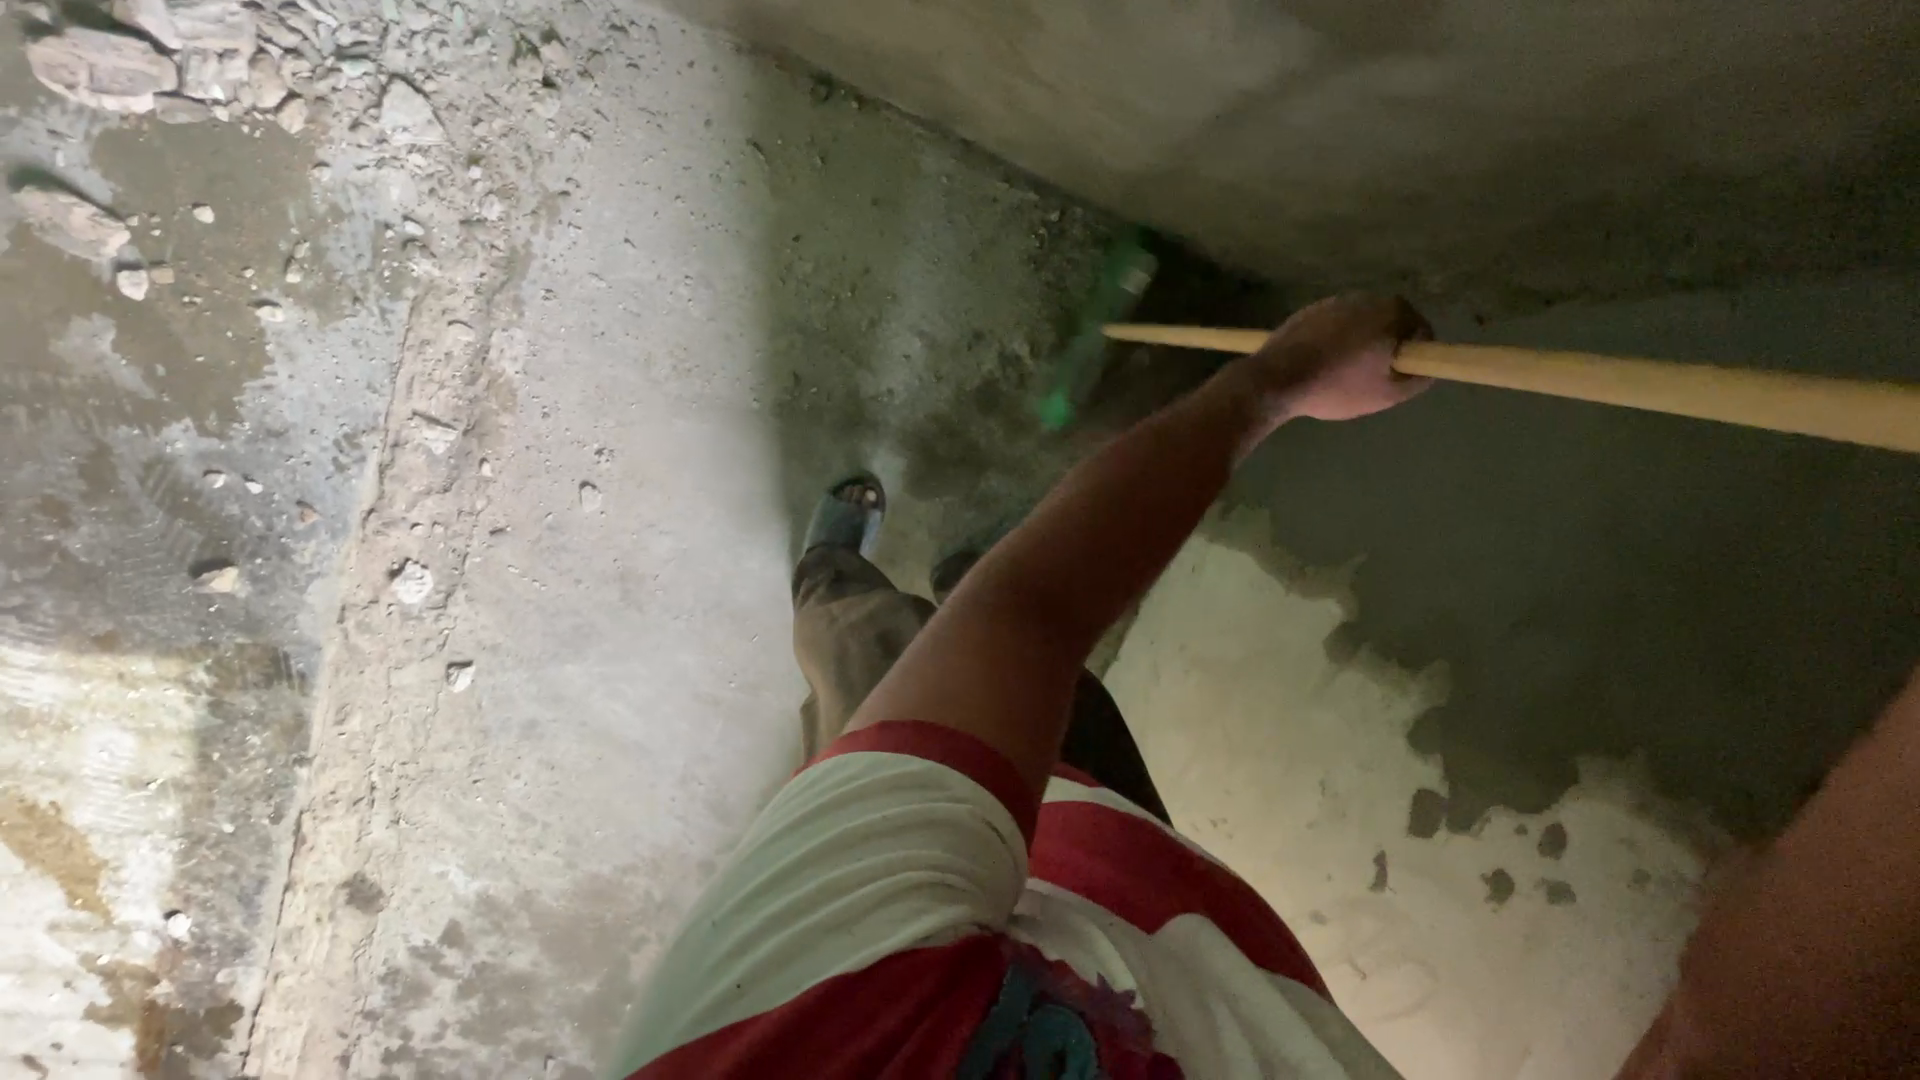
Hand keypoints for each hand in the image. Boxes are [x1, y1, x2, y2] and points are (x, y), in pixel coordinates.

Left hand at [1236, 293, 1434, 422]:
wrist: (1275, 380)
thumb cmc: (1336, 386)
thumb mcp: (1389, 393)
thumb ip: (1419, 377)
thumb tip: (1425, 367)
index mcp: (1393, 309)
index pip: (1419, 333)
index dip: (1411, 359)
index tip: (1391, 379)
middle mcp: (1366, 296)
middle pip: (1388, 327)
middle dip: (1382, 351)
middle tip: (1365, 380)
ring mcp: (1333, 301)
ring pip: (1358, 328)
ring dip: (1355, 347)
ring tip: (1337, 375)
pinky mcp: (1307, 312)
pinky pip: (1331, 329)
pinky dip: (1330, 344)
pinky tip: (1317, 366)